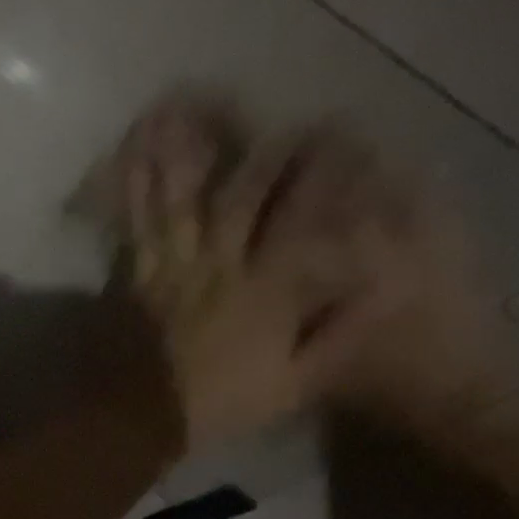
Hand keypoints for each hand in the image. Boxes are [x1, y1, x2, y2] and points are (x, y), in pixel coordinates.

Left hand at [95, 102, 509, 444]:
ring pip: (183, 197)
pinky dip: (136, 182)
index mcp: (264, 292)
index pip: (302, 224)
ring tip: (197, 107)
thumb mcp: (296, 383)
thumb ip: (342, 334)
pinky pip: (136, 217)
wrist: (141, 411)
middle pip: (244, 198)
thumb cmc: (221, 400)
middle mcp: (218, 265)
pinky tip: (133, 149)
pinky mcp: (135, 266)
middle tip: (292, 118)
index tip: (350, 143)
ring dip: (191, 152)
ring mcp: (171, 261)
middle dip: (270, 155)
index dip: (326, 180)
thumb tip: (385, 286)